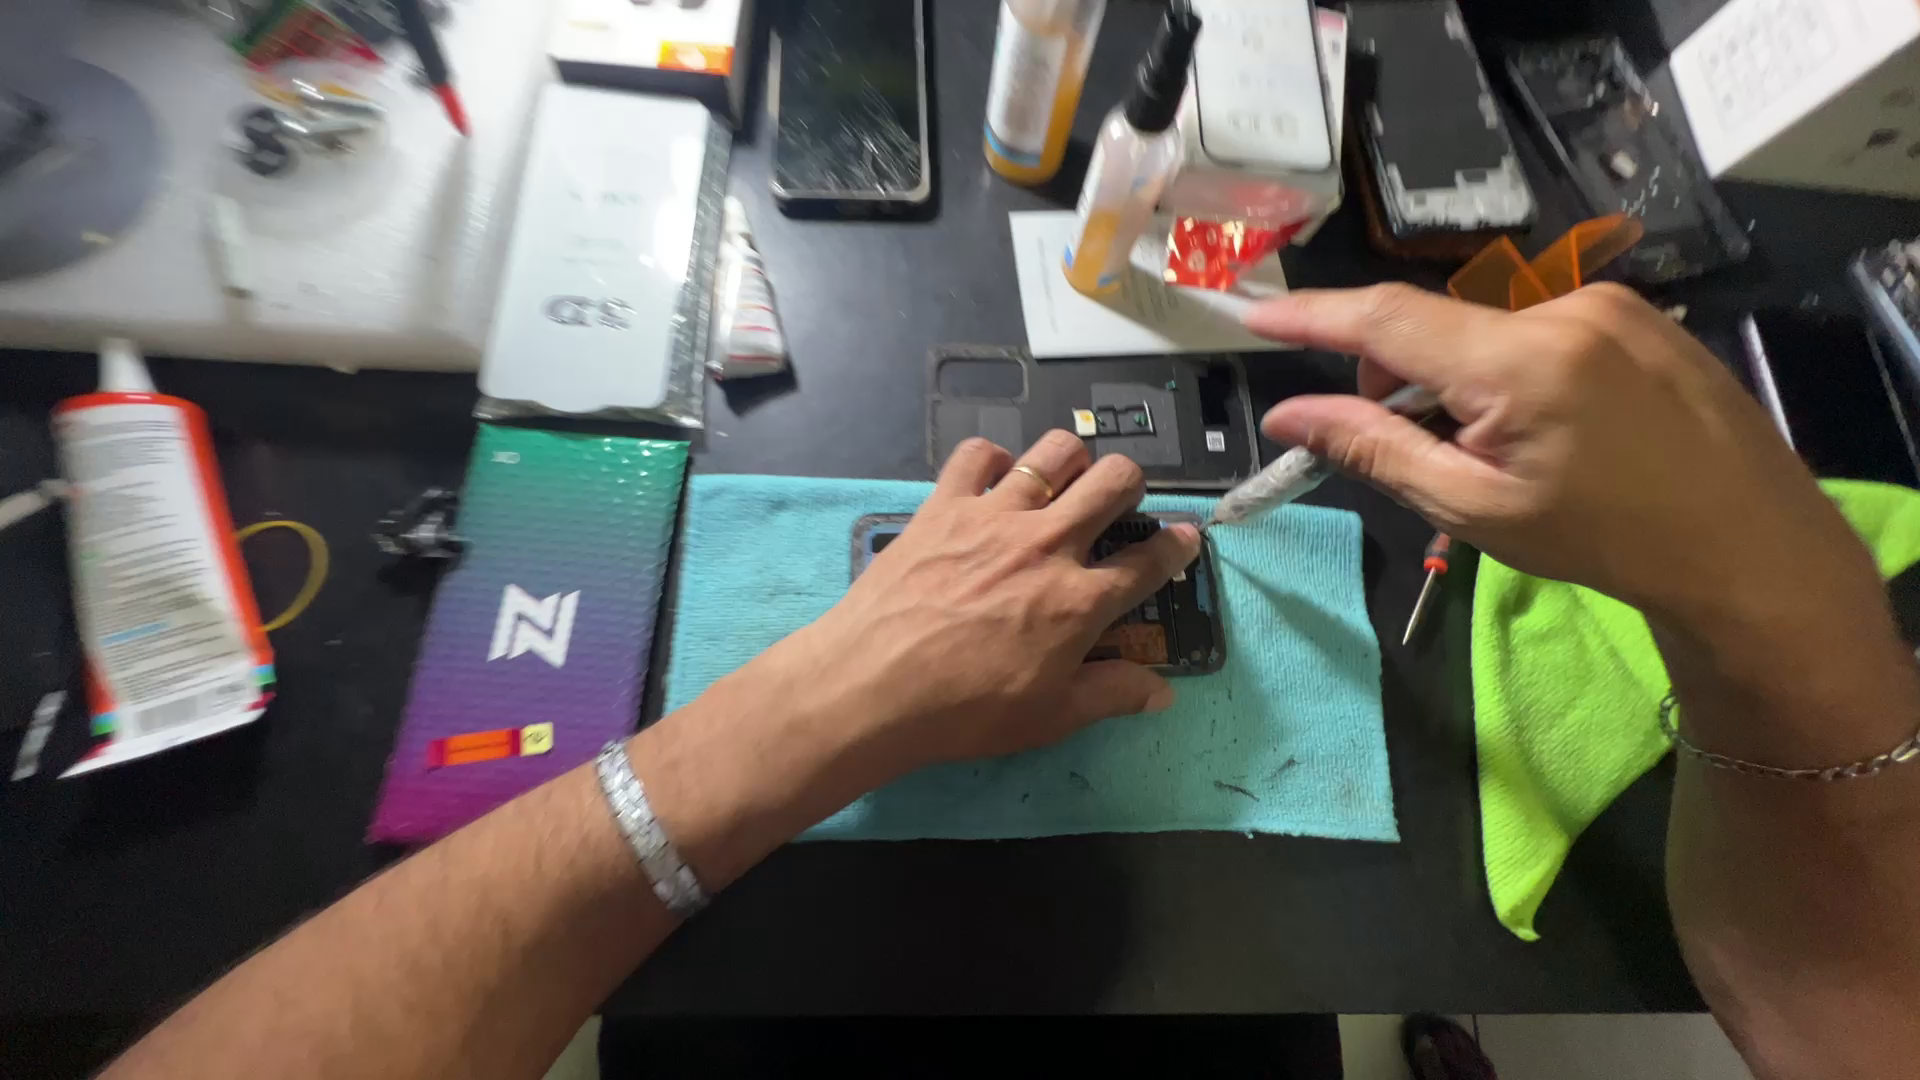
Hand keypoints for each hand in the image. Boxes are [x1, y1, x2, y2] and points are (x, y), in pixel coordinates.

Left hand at [759, 431, 1200, 776]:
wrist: (873, 684)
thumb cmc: (964, 711)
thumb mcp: (1049, 718)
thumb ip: (1112, 695)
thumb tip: (1163, 692)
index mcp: (1080, 600)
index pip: (1150, 562)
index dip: (1178, 546)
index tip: (1184, 538)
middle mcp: (1047, 544)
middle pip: (1115, 481)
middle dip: (1130, 486)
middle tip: (1114, 507)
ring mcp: (994, 516)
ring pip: (1056, 452)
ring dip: (1070, 462)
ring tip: (1059, 485)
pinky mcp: (945, 503)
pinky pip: (978, 453)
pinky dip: (994, 461)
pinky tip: (991, 484)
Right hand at [1242, 283, 1876, 624]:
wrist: (1746, 545)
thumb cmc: (1598, 537)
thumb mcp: (1466, 504)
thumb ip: (1370, 447)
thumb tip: (1288, 416)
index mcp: (1519, 362)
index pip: (1384, 319)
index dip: (1310, 314)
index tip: (1253, 314)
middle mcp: (1561, 311)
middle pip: (1424, 326)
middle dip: (1387, 378)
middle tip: (1406, 445)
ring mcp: (1604, 306)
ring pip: (1470, 330)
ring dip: (1440, 378)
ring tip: (1479, 443)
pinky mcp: (1629, 314)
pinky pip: (1518, 329)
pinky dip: (1487, 370)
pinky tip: (1526, 423)